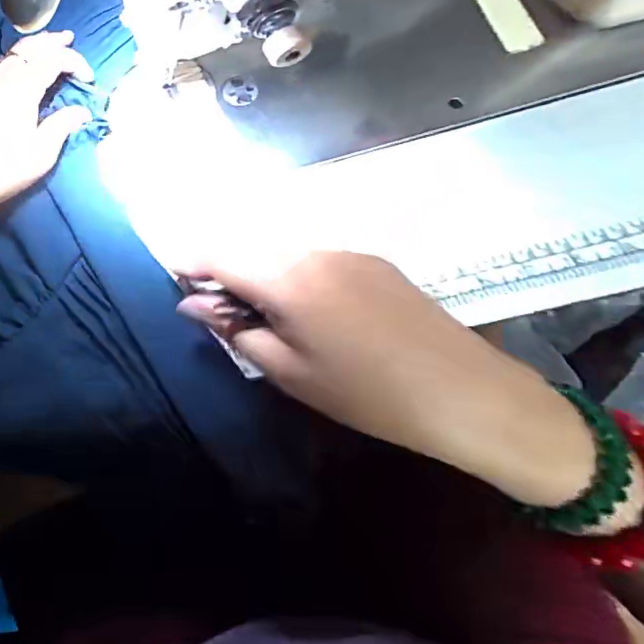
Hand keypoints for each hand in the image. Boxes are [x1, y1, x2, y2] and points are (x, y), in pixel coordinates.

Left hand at [0, 31, 94, 227]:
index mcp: (20, 89)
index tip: (89, 79)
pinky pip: (2, 65)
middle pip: (27, 48)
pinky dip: (19, 58)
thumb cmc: (3, 169)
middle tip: (69, 38)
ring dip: (33, 47)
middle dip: (50, 41)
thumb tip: (81, 111)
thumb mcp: (42, 152)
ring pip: (11, 54)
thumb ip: (63, 125)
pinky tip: (24, 67)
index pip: (51, 60)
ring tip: (49, 46)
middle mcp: (1, 80)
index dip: (74, 62)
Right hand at [176, 251, 599, 507]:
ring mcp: (350, 253)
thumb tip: (194, 305)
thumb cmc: (367, 395)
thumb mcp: (291, 373)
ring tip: (273, 320)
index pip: (221, 254)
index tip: (176, 278)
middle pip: (254, 249)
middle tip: (225, 313)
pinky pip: (320, 261)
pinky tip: (317, 316)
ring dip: (266, 275)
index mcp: (289, 278)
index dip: (192, 262)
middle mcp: (315, 251)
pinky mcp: (376, 262)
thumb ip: (237, 331)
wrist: (466, 393)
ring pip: (287, 254)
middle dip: (230, 272)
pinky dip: (300, 278)